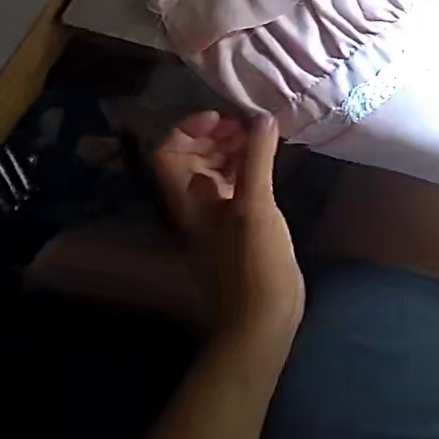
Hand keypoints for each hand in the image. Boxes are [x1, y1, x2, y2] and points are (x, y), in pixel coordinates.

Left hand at [152, 111, 303, 347]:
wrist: (263, 320)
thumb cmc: (252, 265)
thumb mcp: (254, 208)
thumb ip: (257, 160)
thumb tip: (262, 118)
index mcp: (189, 201)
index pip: (169, 152)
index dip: (189, 129)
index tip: (222, 119)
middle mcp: (198, 203)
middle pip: (194, 156)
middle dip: (217, 134)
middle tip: (248, 125)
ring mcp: (220, 213)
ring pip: (216, 168)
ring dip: (234, 147)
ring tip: (261, 135)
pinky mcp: (242, 222)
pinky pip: (238, 182)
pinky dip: (249, 164)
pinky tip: (269, 155)